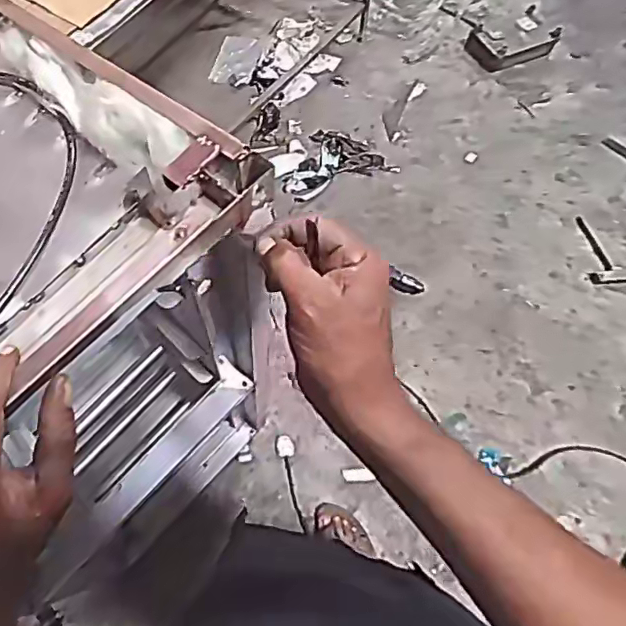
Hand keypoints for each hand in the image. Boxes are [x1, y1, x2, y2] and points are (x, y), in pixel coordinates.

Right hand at [256, 216, 402, 424]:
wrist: (353, 400)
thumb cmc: (344, 360)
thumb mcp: (309, 301)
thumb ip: (285, 263)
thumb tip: (266, 243)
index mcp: (361, 261)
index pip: (317, 225)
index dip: (287, 232)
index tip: (263, 247)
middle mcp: (356, 271)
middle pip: (310, 241)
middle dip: (284, 253)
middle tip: (267, 270)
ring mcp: (343, 289)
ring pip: (305, 263)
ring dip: (284, 270)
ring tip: (276, 287)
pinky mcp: (330, 307)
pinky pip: (305, 284)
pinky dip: (289, 287)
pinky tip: (283, 300)